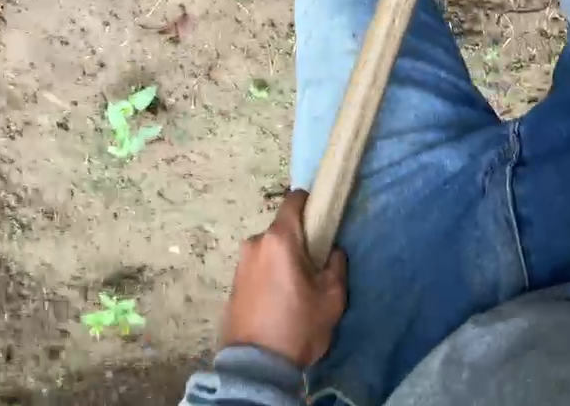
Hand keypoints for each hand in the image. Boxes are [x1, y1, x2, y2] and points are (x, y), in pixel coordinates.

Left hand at [220, 190, 347, 367]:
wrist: (255, 370)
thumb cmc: (297, 326)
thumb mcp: (332, 298)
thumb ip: (336, 265)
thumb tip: (332, 251)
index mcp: (280, 239)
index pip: (294, 199)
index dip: (310, 203)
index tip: (322, 219)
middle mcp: (255, 243)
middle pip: (283, 229)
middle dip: (298, 241)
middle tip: (313, 267)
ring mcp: (240, 264)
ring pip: (269, 250)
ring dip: (282, 260)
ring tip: (294, 290)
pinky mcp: (232, 285)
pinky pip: (257, 269)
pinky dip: (268, 276)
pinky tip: (277, 301)